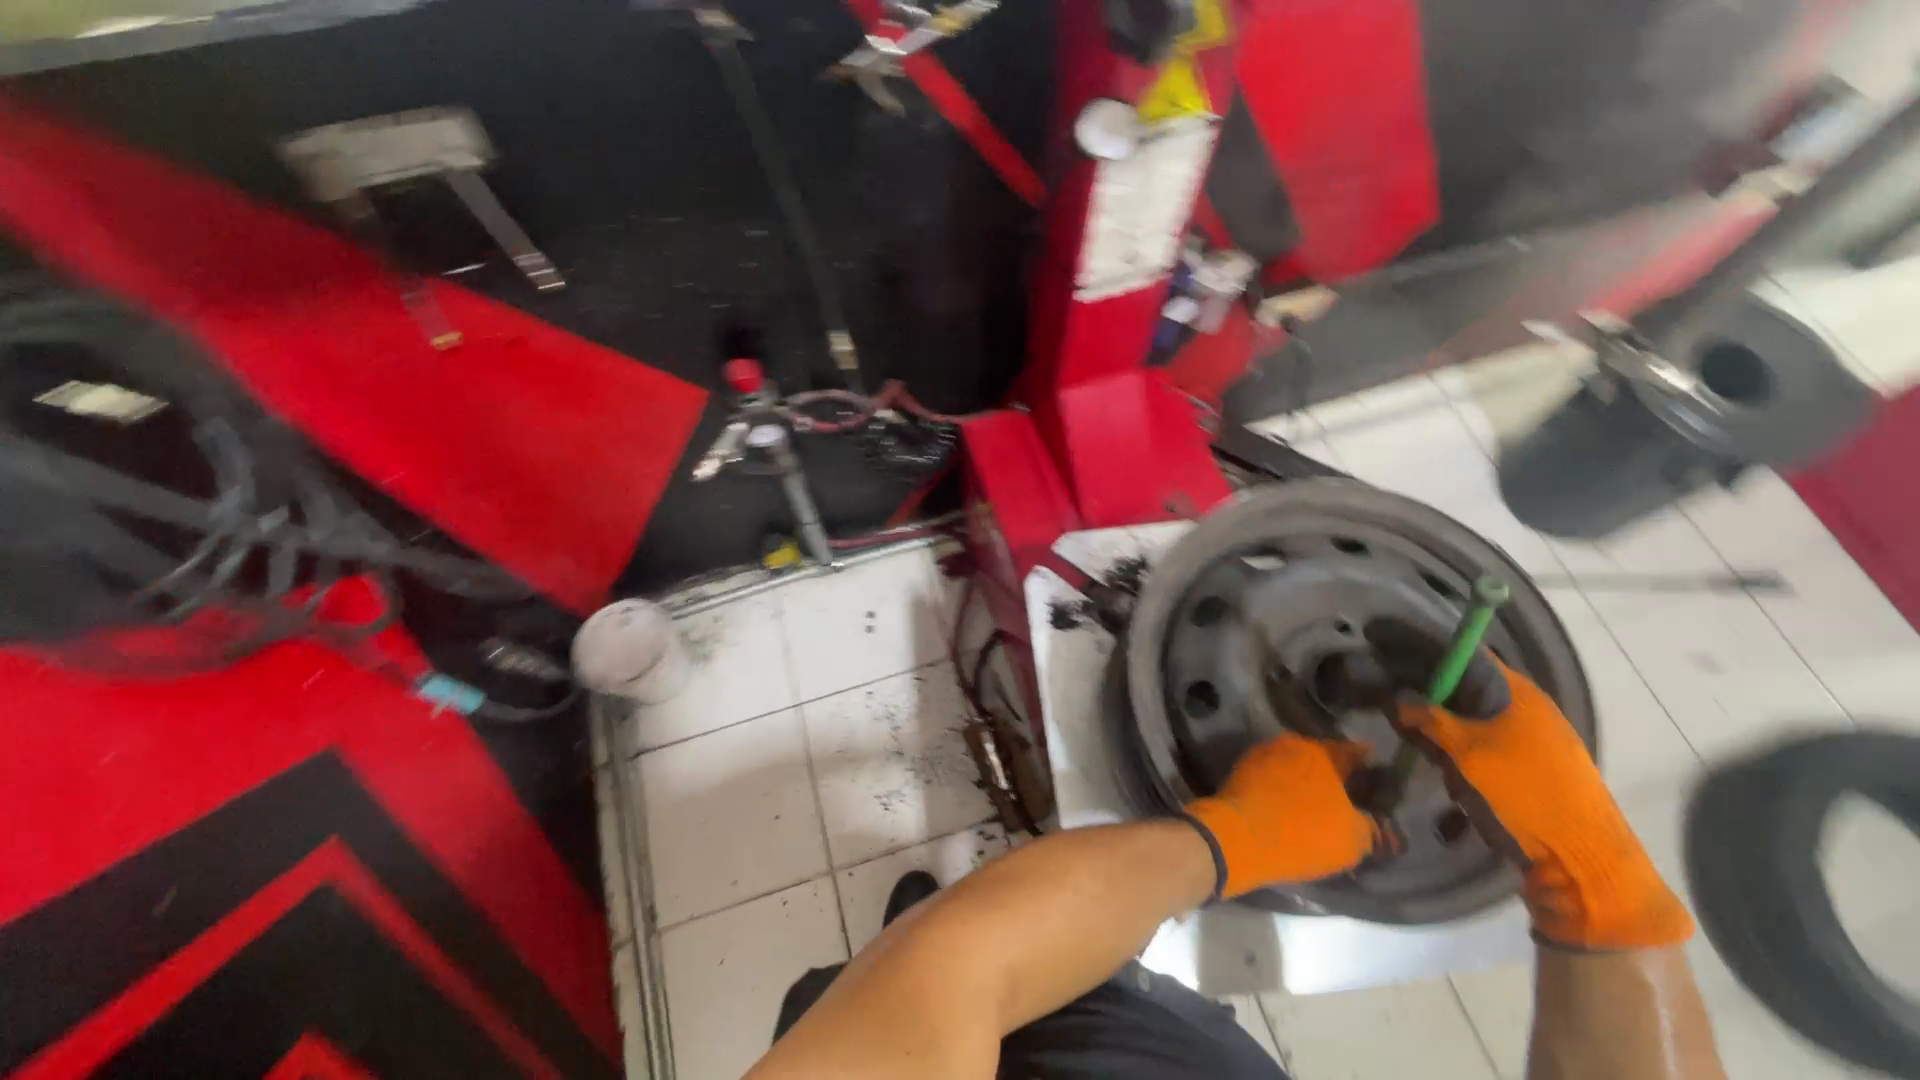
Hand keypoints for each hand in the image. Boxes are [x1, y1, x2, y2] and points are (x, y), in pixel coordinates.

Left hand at [1181, 734, 1380, 899]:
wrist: (1236, 839)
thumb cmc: (1302, 833)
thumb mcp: (1352, 839)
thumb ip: (1369, 826)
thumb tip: (1371, 822)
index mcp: (1319, 750)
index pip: (1353, 753)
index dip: (1368, 766)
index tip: (1377, 774)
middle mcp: (1288, 744)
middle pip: (1319, 758)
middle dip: (1333, 775)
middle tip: (1347, 795)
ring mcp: (1258, 757)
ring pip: (1292, 768)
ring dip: (1304, 783)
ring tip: (1317, 805)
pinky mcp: (1237, 775)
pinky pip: (1271, 781)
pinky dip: (1282, 791)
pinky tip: (1289, 809)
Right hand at [1397, 658, 1692, 949]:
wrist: (1583, 856)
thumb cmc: (1524, 791)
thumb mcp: (1466, 752)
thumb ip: (1429, 719)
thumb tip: (1398, 699)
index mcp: (1518, 692)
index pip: (1465, 655)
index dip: (1426, 653)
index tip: (1391, 658)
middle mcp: (1530, 705)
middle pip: (1468, 687)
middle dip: (1431, 697)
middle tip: (1396, 710)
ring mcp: (1536, 735)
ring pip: (1476, 718)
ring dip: (1446, 729)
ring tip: (1418, 745)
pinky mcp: (1535, 764)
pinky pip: (1489, 742)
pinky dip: (1464, 749)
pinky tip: (1446, 769)